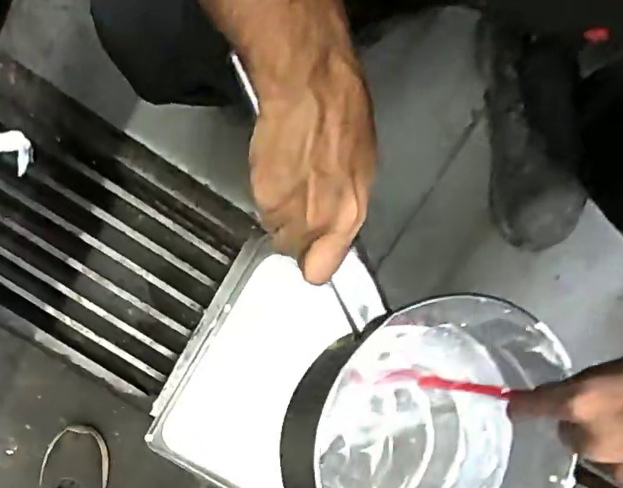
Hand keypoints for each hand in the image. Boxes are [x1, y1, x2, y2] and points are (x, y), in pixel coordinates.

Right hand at [248, 51, 374, 285]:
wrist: (309, 84)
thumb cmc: (340, 108)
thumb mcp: (360, 161)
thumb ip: (345, 201)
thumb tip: (334, 218)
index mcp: (352, 212)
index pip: (325, 268)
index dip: (315, 262)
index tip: (312, 253)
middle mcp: (324, 221)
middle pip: (297, 254)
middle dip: (294, 236)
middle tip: (295, 204)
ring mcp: (293, 214)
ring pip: (277, 234)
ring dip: (277, 215)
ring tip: (287, 179)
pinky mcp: (267, 201)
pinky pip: (263, 212)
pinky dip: (265, 195)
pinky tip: (276, 168)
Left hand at [509, 335, 622, 487]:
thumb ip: (616, 376)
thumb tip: (591, 389)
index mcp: (593, 402)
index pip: (540, 405)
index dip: (527, 404)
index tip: (514, 406)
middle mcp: (599, 443)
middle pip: (576, 433)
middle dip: (591, 420)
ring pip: (607, 455)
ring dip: (622, 441)